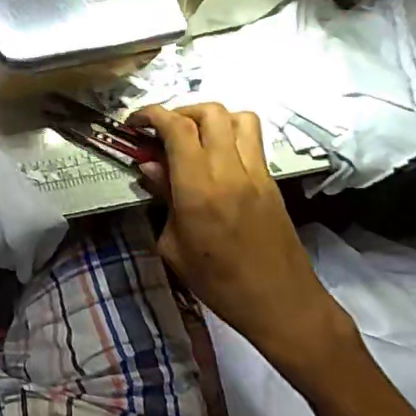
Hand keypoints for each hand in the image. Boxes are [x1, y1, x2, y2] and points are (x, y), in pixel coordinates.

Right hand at [128, 103, 357, 379]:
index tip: (134, 122)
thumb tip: (152, 168)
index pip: (177, 129)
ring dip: (210, 118)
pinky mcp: (271, 181)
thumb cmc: (217, 283)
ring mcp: (256, 173)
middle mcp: (230, 172)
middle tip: (161, 131)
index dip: (151, 115)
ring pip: (238, 117)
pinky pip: (252, 140)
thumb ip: (163, 199)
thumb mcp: (173, 246)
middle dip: (179, 112)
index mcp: (199, 189)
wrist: (281, 303)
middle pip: (209, 112)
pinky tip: (214, 157)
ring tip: (191, 137)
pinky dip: (230, 134)